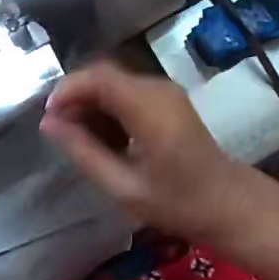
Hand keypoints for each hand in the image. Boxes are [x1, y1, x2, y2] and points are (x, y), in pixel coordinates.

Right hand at [39, 62, 273, 244]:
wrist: (230, 204)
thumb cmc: (179, 202)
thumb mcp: (123, 187)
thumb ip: (84, 152)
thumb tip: (49, 124)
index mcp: (149, 108)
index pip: (98, 77)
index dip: (67, 90)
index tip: (48, 116)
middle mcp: (157, 89)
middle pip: (104, 75)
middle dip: (75, 96)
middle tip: (58, 129)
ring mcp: (164, 91)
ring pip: (113, 81)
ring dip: (90, 102)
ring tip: (78, 137)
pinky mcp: (167, 98)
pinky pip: (127, 91)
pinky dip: (107, 107)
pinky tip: (103, 136)